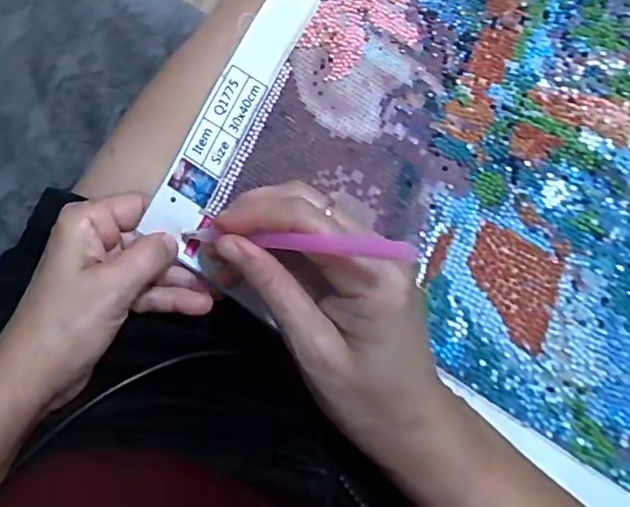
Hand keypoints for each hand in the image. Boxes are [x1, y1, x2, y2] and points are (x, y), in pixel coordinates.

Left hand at [0, 193, 214, 410]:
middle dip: (179, 254)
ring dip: (178, 280)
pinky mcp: (106, 295)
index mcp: (87, 221)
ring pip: (147, 265)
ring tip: (216, 291)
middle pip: (145, 237)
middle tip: (219, 264)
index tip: (207, 226)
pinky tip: (198, 305)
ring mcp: (100, 268)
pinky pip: (141, 288)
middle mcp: (93, 237)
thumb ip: (148, 256)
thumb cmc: (69, 322)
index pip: (137, 205)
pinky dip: (165, 296)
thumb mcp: (113, 286)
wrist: (34, 377)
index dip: (171, 214)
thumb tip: (175, 236)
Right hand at [209, 182, 452, 462]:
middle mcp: (378, 245)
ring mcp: (372, 247)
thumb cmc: (367, 400)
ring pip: (305, 207)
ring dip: (262, 219)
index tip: (213, 229)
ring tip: (227, 246)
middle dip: (254, 211)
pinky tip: (251, 253)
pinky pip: (312, 229)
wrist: (415, 429)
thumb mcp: (312, 348)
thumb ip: (272, 287)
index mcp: (373, 269)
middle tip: (214, 237)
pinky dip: (276, 234)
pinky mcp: (361, 255)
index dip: (254, 213)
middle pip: (305, 201)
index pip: (305, 217)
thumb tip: (226, 242)